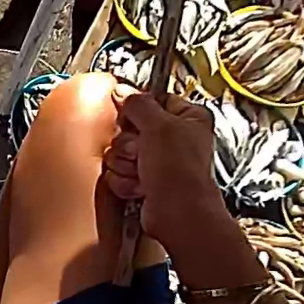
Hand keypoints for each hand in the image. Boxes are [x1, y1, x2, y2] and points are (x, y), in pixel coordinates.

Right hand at [102, 86, 233, 256]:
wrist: (176, 211)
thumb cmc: (180, 172)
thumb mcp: (159, 127)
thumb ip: (139, 105)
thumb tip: (124, 92)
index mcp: (186, 118)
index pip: (149, 102)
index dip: (135, 113)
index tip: (131, 121)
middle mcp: (172, 138)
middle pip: (128, 131)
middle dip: (127, 146)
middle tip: (141, 153)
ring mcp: (156, 161)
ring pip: (118, 154)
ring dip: (125, 166)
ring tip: (143, 172)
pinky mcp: (142, 180)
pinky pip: (116, 174)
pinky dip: (124, 181)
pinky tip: (141, 185)